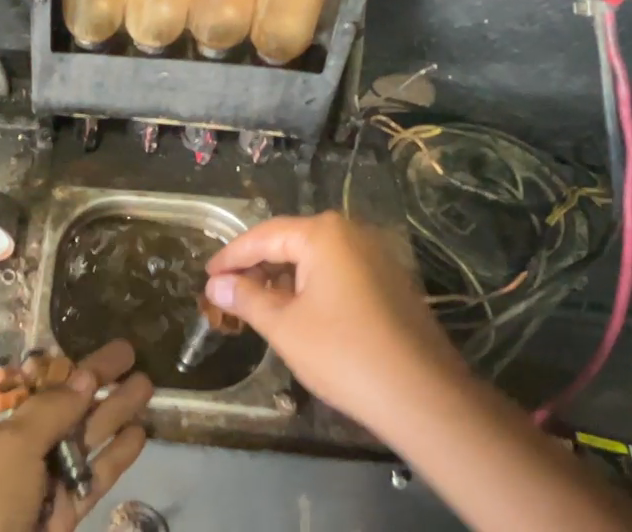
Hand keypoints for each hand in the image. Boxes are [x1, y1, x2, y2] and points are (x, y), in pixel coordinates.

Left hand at [0, 339, 152, 531]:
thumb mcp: (9, 443)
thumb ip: (51, 408)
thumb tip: (84, 375)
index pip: (19, 380)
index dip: (51, 363)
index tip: (81, 346)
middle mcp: (10, 445)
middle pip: (58, 403)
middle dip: (93, 379)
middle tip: (130, 353)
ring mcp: (38, 481)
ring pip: (80, 437)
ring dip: (112, 410)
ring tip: (147, 385)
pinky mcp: (61, 513)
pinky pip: (90, 476)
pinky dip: (114, 456)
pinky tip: (140, 434)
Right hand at [205, 213, 462, 429]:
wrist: (424, 397)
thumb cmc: (344, 354)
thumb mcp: (284, 326)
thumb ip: (246, 299)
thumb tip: (216, 284)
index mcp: (323, 234)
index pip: (263, 236)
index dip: (231, 256)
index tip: (207, 274)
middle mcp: (352, 234)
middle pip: (291, 241)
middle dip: (257, 265)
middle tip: (227, 288)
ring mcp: (377, 257)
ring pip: (316, 259)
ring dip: (284, 277)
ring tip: (256, 303)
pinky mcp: (391, 283)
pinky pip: (339, 273)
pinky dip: (311, 287)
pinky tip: (297, 312)